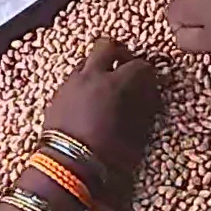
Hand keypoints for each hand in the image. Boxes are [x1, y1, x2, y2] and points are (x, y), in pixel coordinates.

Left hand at [42, 38, 158, 181]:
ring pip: (87, 60)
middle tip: (127, 64)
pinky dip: (86, 81)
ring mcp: (72, 83)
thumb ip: (142, 108)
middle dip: (120, 53)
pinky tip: (90, 98)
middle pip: (107, 46)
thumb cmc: (105, 153)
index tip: (152, 78)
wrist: (65, 165)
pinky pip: (75, 77)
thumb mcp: (133, 133)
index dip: (149, 71)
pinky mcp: (58, 93)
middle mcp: (91, 76)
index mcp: (113, 84)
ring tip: (107, 82)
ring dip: (100, 66)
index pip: (138, 66)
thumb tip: (148, 96)